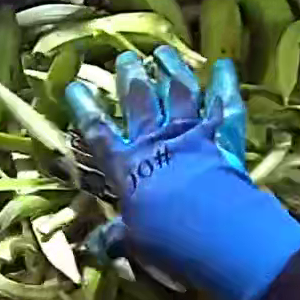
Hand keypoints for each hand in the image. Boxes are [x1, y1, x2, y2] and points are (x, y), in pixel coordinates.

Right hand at [65, 49, 299, 299]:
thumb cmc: (166, 240)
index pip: (99, 132)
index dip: (85, 108)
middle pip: (140, 102)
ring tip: (164, 52)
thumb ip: (116, 238)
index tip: (75, 87)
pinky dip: (225, 87)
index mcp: (127, 166)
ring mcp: (191, 137)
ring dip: (171, 71)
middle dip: (131, 78)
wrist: (217, 233)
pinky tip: (224, 66)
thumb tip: (96, 248)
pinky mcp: (223, 140)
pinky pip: (225, 108)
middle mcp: (156, 143)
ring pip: (179, 95)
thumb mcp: (134, 243)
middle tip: (127, 58)